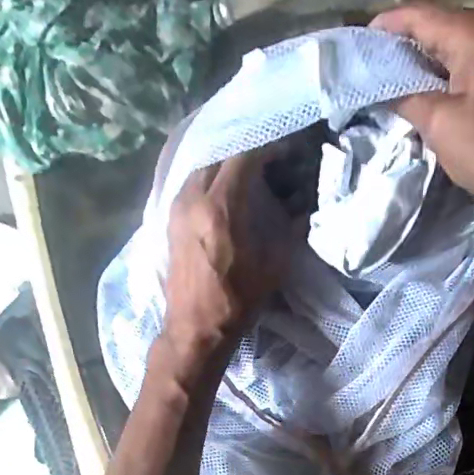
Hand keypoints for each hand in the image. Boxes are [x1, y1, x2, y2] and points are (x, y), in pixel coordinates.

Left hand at [160, 148, 298, 371]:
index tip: (286, 149)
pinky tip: (225, 187)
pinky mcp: (169, 218)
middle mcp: (193, 198)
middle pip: (219, 153)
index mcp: (221, 207)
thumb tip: (303, 204)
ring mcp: (177, 206)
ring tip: (248, 169)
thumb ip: (290, 227)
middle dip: (245, 149)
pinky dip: (210, 175)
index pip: (244, 155)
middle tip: (268, 156)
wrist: (195, 328)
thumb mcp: (274, 263)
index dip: (268, 147)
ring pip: (202, 165)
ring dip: (225, 161)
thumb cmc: (237, 299)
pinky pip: (190, 181)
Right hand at [371, 2, 473, 209]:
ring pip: (455, 39)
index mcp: (473, 32)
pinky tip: (430, 83)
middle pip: (438, 22)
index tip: (360, 43)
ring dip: (426, 53)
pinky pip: (471, 55)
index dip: (385, 26)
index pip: (418, 14)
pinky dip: (447, 64)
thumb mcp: (436, 123)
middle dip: (404, 39)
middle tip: (374, 60)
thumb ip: (404, 96)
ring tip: (396, 73)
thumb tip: (381, 86)